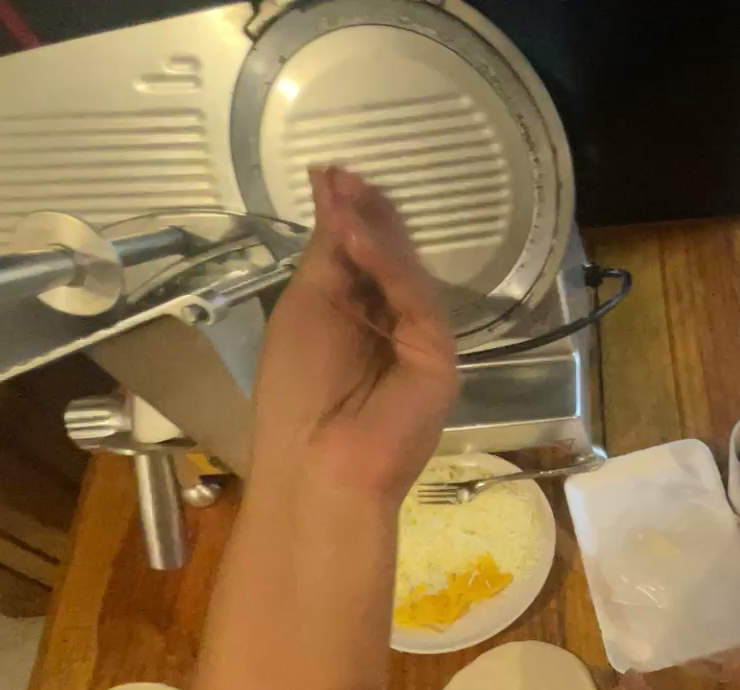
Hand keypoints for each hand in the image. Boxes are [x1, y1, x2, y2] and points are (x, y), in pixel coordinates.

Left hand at [251, 166, 458, 505]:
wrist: (322, 463)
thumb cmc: (298, 393)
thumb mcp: (305, 308)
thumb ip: (330, 255)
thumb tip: (332, 188)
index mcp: (355, 319)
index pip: (362, 259)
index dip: (350, 217)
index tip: (333, 176)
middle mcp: (391, 327)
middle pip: (391, 262)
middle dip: (369, 217)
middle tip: (347, 175)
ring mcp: (420, 343)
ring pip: (408, 277)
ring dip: (378, 234)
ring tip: (348, 191)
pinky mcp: (441, 358)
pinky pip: (419, 304)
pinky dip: (392, 267)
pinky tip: (359, 234)